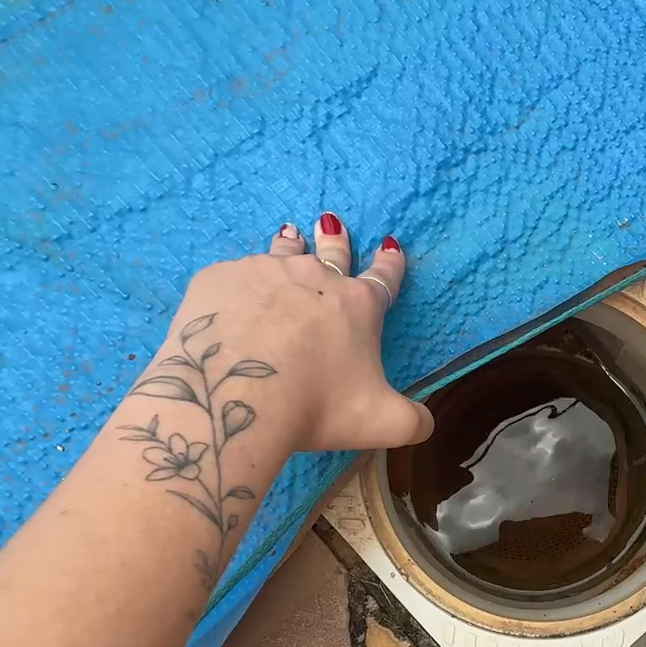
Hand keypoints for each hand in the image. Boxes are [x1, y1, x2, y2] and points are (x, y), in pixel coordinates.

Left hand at [150, 213, 433, 454]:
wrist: (232, 396)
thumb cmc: (318, 406)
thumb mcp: (384, 424)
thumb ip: (414, 422)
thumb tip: (426, 423)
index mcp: (359, 306)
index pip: (384, 277)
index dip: (391, 263)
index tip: (392, 246)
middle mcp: (315, 278)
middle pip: (332, 252)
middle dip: (337, 239)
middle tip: (332, 222)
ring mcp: (264, 272)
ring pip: (282, 253)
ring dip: (289, 245)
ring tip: (288, 234)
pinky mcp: (219, 279)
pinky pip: (236, 275)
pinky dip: (242, 282)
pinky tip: (237, 290)